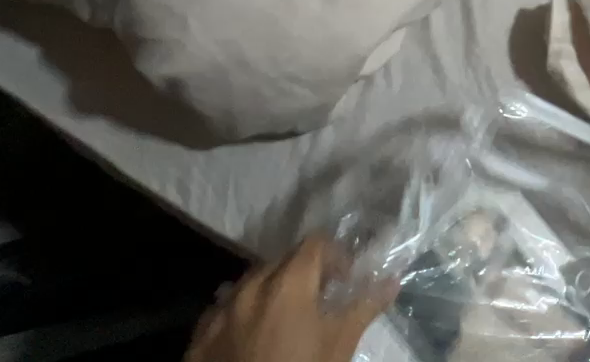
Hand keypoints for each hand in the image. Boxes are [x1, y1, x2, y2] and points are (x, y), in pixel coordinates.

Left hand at [185, 236, 397, 361]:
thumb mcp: (339, 345)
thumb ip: (365, 306)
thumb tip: (393, 280)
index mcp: (288, 282)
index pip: (316, 243)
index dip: (335, 256)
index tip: (345, 280)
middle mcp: (250, 287)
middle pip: (282, 260)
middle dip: (303, 272)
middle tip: (318, 300)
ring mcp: (219, 313)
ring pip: (250, 284)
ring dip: (270, 291)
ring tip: (283, 319)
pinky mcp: (196, 341)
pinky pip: (220, 312)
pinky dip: (239, 315)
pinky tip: (248, 339)